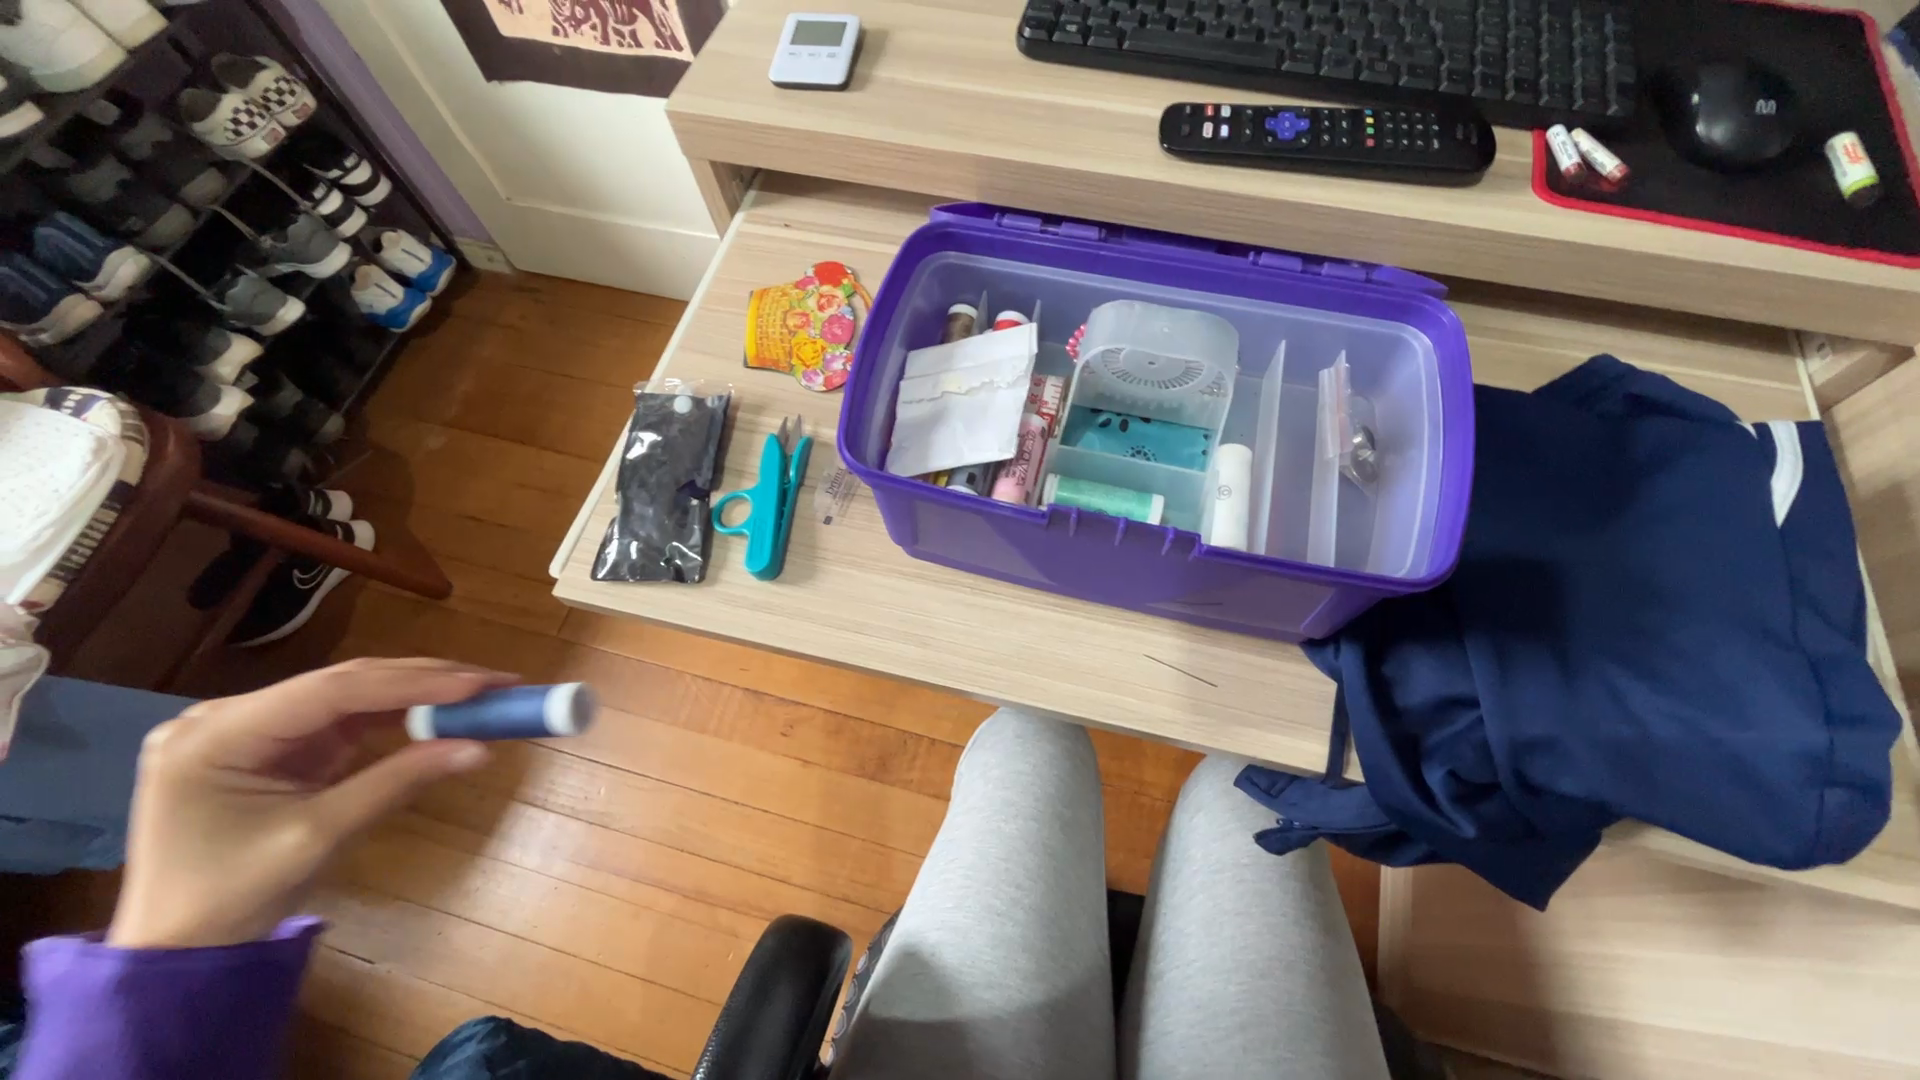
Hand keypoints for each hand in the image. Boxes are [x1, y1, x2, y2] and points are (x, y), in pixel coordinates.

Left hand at [107, 658, 513, 948]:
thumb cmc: (234, 895)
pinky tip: (440, 708)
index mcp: (215, 736)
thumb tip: (481, 749)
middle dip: (424, 680)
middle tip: (496, 681)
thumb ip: (397, 782)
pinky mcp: (275, 739)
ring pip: (350, 693)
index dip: (411, 683)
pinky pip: (345, 715)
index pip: (331, 692)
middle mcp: (227, 715)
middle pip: (343, 683)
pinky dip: (396, 713)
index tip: (478, 683)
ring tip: (481, 689)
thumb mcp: (319, 836)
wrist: (179, 945)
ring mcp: (251, 725)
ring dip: (416, 691)